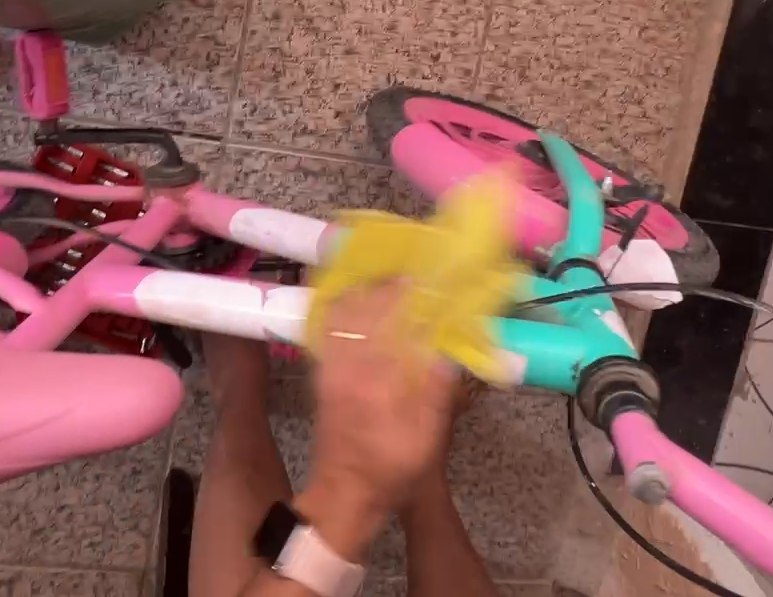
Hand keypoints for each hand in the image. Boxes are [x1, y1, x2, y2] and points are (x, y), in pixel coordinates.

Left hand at [296, 284, 457, 557]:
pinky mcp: (323, 370)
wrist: (344, 495)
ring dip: (368, 290)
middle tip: (416, 277)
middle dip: (393, 286)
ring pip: (346, 310)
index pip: (396, 320)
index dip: (415, 296)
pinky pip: (330, 325)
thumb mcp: (426, 440)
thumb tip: (449, 348)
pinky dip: (345, 305)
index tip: (433, 281)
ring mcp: (331, 364)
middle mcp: (349, 363)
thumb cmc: (390, 471)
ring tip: (392, 284)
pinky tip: (361, 300)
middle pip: (368, 307)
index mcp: (377, 378)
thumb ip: (437, 392)